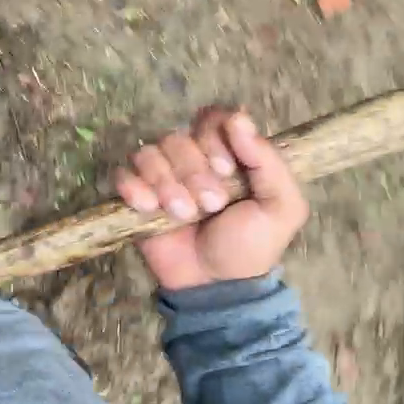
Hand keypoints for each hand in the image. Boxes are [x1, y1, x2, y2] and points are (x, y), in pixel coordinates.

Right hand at [114, 107, 307, 290]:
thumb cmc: (251, 245)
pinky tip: (149, 209)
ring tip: (182, 214)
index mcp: (227, 153)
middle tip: (210, 206)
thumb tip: (238, 118)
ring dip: (165, 183)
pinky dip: (134, 188)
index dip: (214, 138)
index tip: (226, 170)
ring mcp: (160, 175)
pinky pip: (122, 174)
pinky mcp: (134, 194)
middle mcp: (191, 157)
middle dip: (193, 172)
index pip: (211, 118)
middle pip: (177, 137)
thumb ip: (268, 161)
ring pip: (148, 153)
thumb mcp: (281, 207)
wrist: (216, 285)